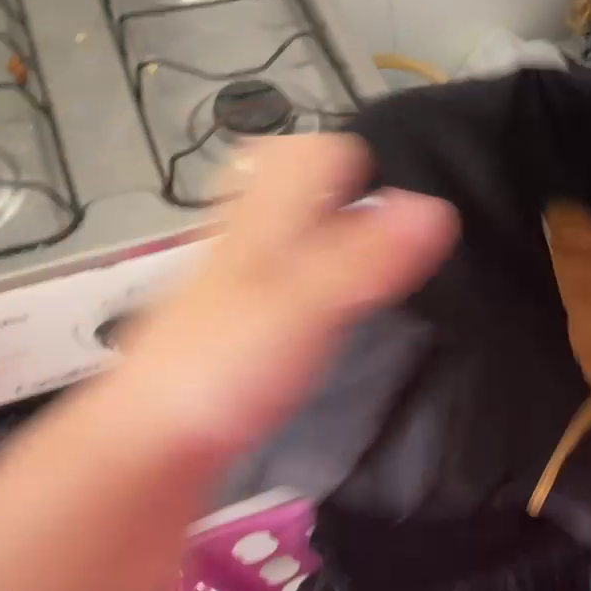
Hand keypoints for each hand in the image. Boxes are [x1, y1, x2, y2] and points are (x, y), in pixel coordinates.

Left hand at [101, 134, 457, 456]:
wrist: (151, 438)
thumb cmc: (225, 365)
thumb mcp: (306, 307)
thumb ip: (369, 259)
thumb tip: (439, 209)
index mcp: (264, 220)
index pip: (317, 152)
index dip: (365, 168)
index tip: (399, 217)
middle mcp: (249, 236)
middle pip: (298, 181)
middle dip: (350, 196)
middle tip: (392, 244)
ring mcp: (240, 276)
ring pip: (293, 227)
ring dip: (335, 236)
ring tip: (376, 274)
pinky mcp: (240, 315)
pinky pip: (286, 273)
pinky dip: (316, 278)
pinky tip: (334, 312)